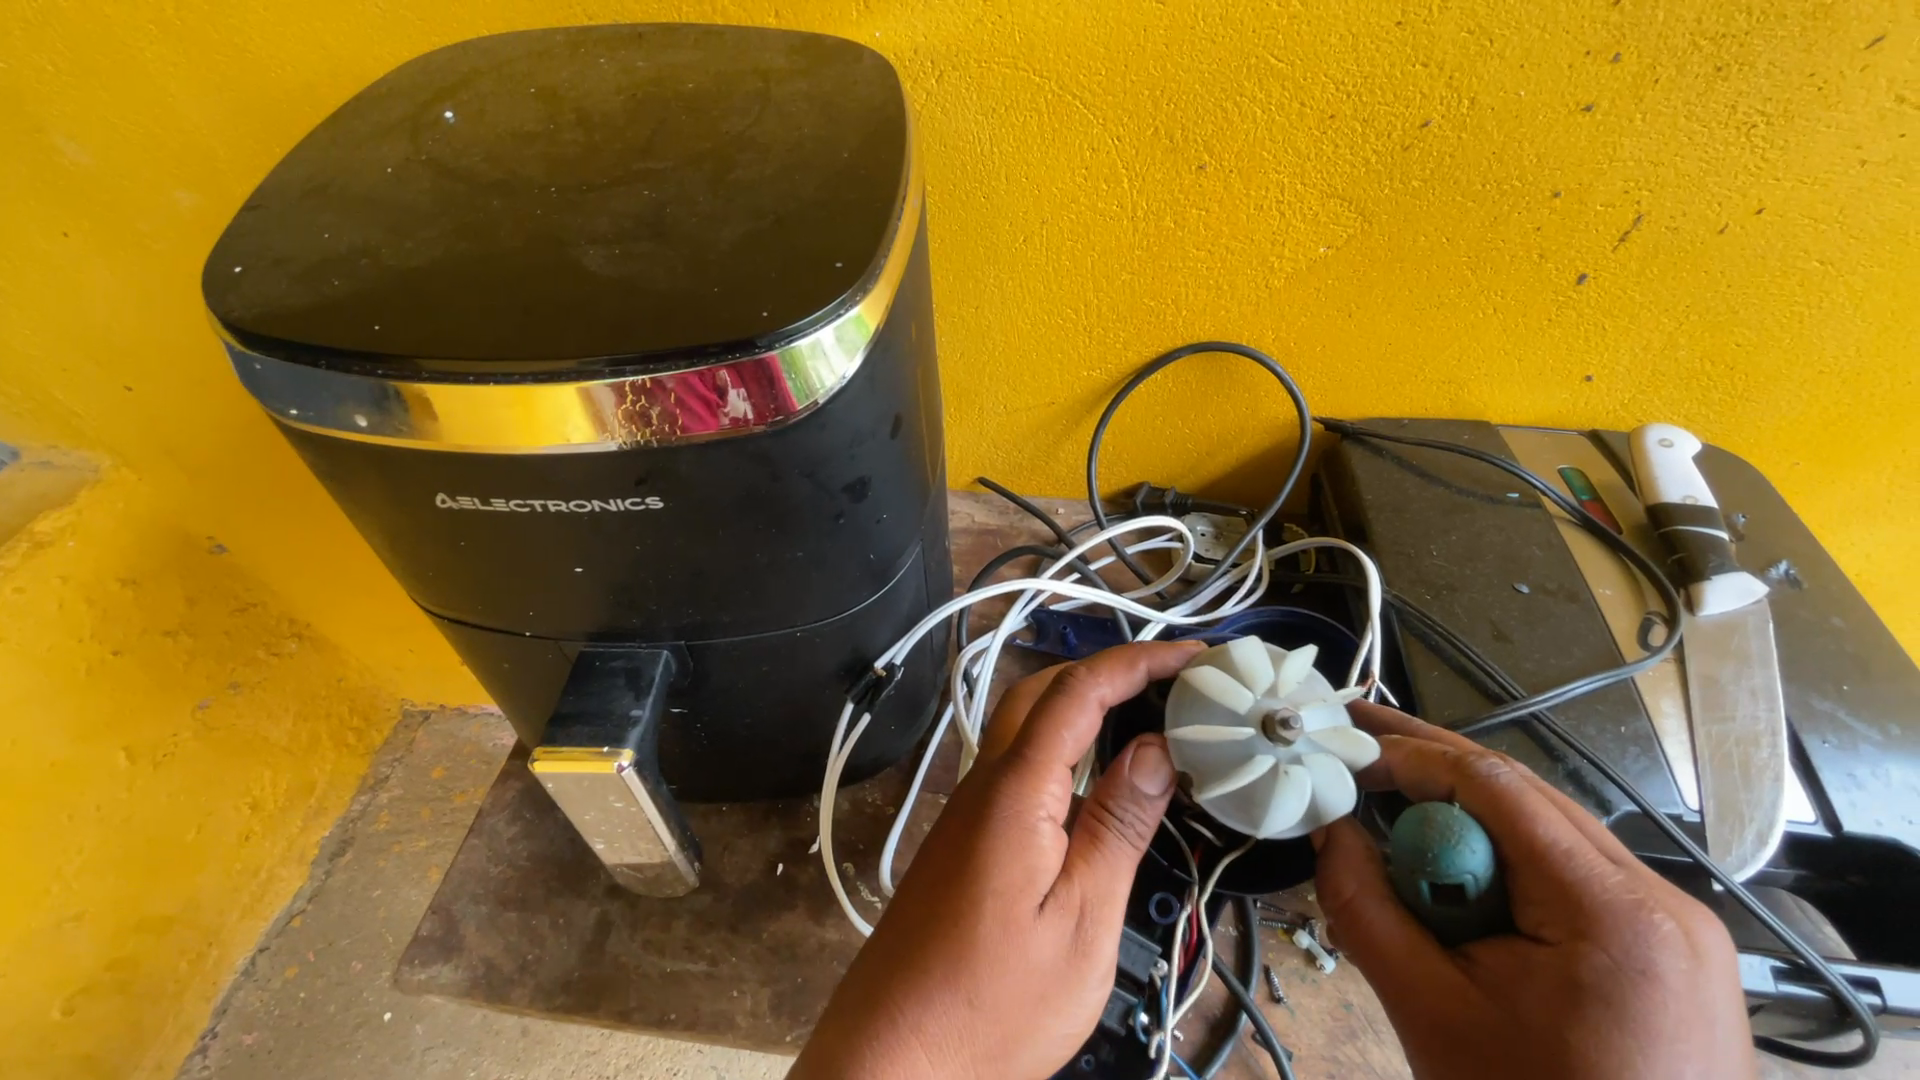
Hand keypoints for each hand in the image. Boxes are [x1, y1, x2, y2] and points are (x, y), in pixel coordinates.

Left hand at [790, 640, 1205, 1079]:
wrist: (896, 1055)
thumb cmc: (995, 1003)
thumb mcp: (1081, 921)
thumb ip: (1117, 826)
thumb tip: (1156, 747)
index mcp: (1016, 790)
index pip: (1079, 692)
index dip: (1139, 661)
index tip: (1197, 655)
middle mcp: (986, 782)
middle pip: (1043, 692)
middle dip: (1109, 670)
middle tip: (1176, 682)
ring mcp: (970, 809)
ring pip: (1026, 725)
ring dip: (1084, 704)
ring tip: (1149, 717)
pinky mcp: (967, 837)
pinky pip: (1019, 765)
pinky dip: (1065, 747)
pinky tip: (1099, 778)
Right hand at [1314, 701, 1757, 1079]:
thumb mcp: (1426, 1008)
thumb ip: (1363, 904)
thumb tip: (1327, 826)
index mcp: (1610, 910)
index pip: (1497, 787)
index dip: (1412, 755)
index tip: (1347, 751)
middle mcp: (1659, 897)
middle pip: (1525, 795)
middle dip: (1433, 764)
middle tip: (1357, 729)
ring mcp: (1675, 922)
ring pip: (1545, 827)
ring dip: (1463, 813)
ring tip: (1390, 793)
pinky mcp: (1668, 946)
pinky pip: (1566, 869)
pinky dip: (1500, 857)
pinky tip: (1452, 865)